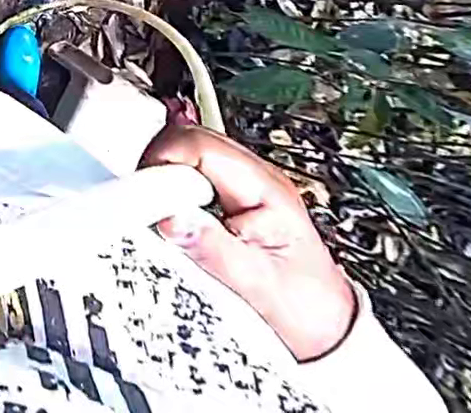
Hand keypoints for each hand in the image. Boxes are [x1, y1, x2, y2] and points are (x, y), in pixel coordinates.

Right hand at [139, 123, 357, 360]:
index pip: (201, 146)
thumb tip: (171, 217)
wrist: (328, 332)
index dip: (164, 162)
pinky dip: (174, 189)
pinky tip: (174, 216)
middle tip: (145, 205)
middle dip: (160, 165)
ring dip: (166, 177)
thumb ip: (212, 249)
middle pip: (191, 139)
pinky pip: (193, 173)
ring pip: (189, 152)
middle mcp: (255, 177)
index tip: (142, 194)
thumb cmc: (306, 313)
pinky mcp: (232, 196)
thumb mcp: (257, 287)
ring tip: (161, 216)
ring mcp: (244, 183)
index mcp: (266, 188)